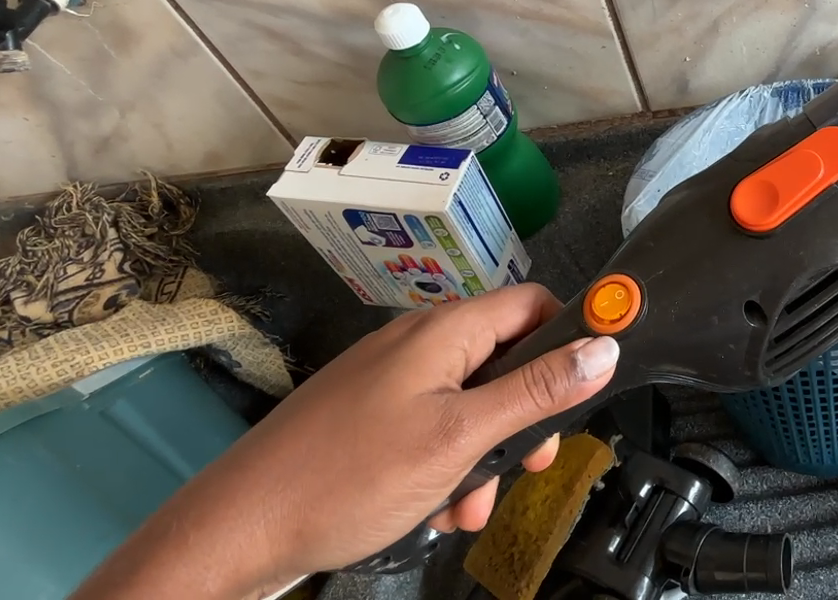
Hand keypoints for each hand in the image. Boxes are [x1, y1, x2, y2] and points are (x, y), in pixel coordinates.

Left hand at [72, 284, 618, 598]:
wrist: (230, 534)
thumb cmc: (352, 477)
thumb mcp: (461, 437)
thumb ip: (538, 390)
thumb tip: (607, 344)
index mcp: (448, 328)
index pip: (534, 303)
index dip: (568, 337)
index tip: (581, 393)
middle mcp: (423, 339)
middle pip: (506, 355)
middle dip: (526, 412)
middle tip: (530, 465)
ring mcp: (392, 376)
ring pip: (471, 398)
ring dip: (486, 449)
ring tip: (472, 507)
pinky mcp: (370, 412)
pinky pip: (433, 421)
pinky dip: (448, 459)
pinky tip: (436, 510)